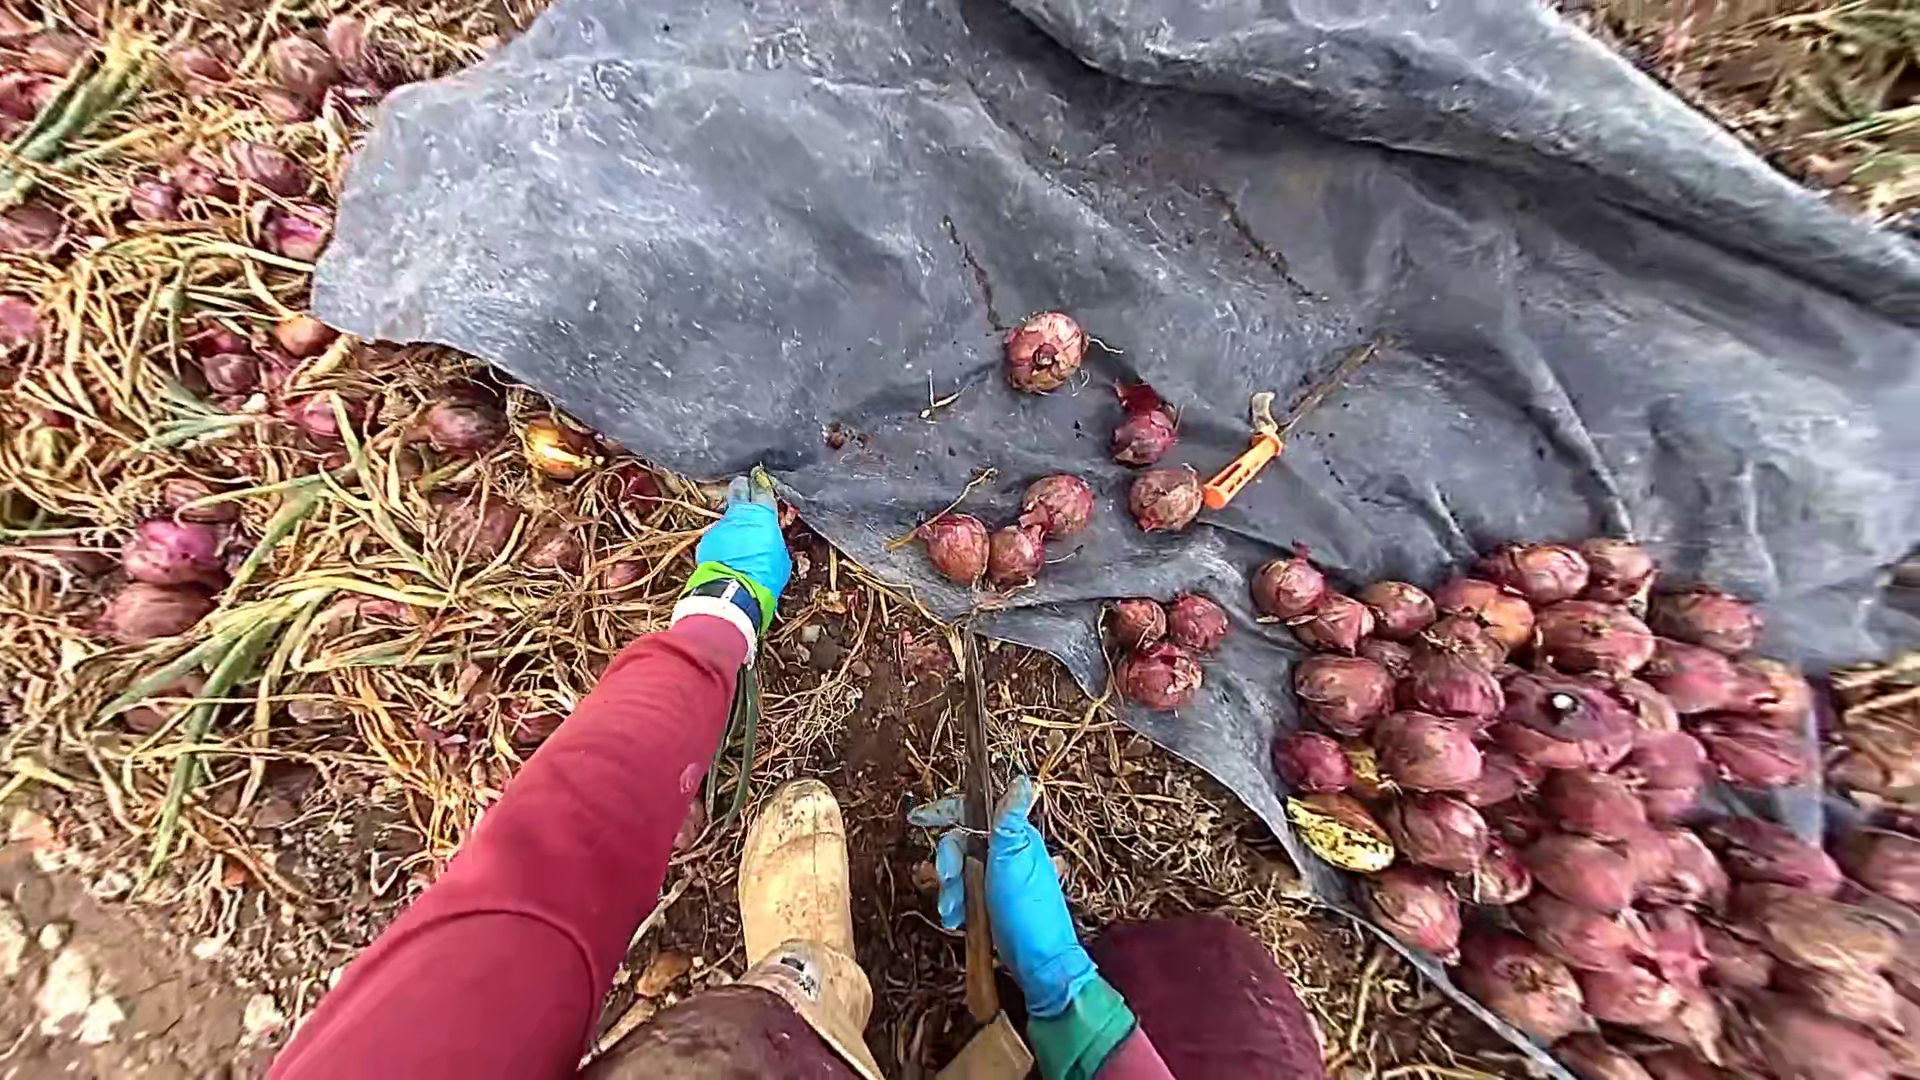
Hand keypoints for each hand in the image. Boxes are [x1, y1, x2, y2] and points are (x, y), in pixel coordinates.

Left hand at [686, 472, 791, 633]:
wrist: (733, 593)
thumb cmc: (765, 575)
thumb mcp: (781, 557)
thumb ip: (775, 539)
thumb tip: (771, 538)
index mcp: (762, 514)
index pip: (761, 488)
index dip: (761, 482)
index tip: (762, 479)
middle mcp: (739, 514)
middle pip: (738, 488)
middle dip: (743, 487)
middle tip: (748, 490)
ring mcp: (720, 526)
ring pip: (729, 515)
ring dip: (735, 522)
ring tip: (743, 537)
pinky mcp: (707, 540)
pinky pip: (718, 534)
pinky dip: (725, 540)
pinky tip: (731, 554)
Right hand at [911, 776, 1097, 1016]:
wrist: (1041, 964)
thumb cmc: (1028, 908)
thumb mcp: (1013, 858)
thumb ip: (1009, 818)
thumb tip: (1021, 779)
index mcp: (1012, 834)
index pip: (973, 809)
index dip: (944, 811)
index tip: (919, 818)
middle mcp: (1004, 850)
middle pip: (960, 841)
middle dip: (948, 862)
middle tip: (948, 881)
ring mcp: (997, 876)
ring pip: (959, 869)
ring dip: (950, 888)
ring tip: (953, 910)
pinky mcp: (991, 899)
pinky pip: (963, 892)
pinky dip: (956, 903)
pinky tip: (957, 919)